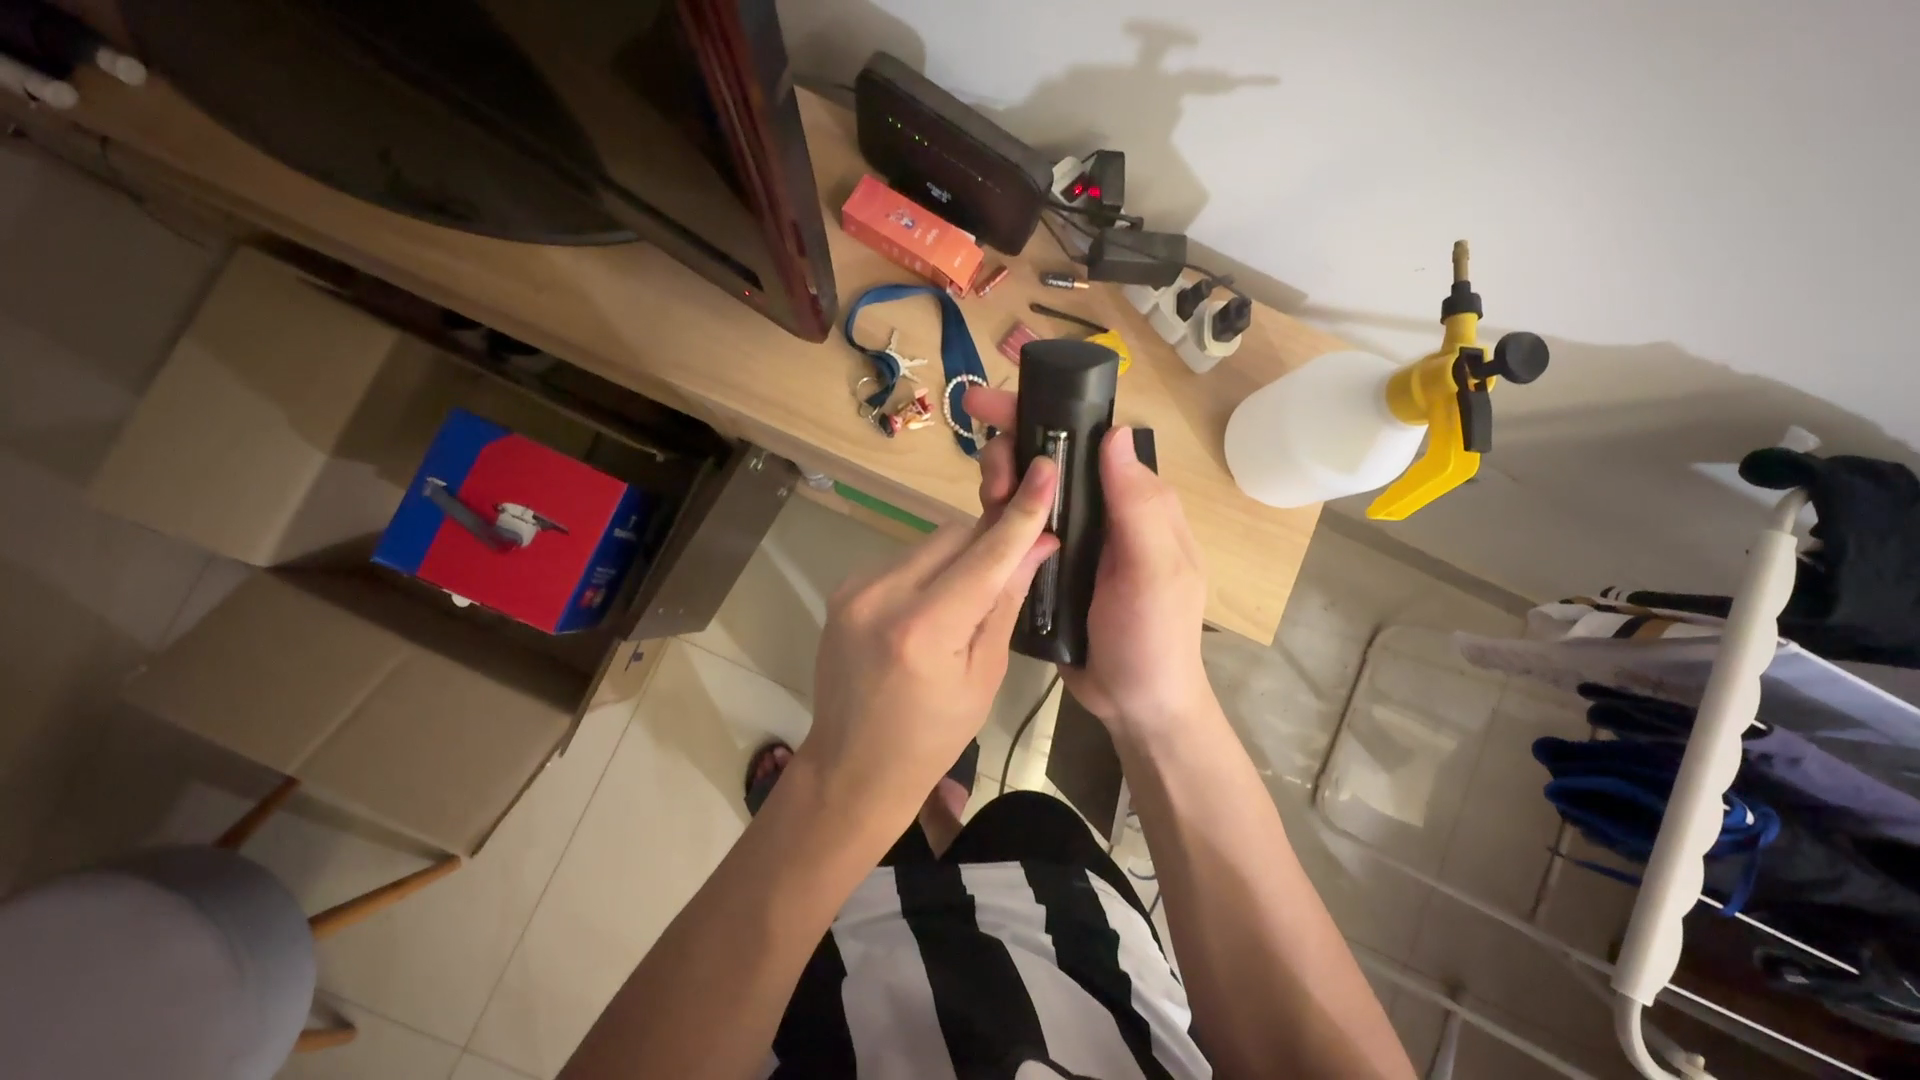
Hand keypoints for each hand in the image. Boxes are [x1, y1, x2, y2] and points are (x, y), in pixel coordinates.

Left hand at [801, 455, 1059, 818]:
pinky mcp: (844, 589)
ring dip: (959, 557)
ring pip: (928, 542)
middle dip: (989, 541)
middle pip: (954, 534)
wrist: (853, 766)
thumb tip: (1039, 543)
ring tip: (967, 601)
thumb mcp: (984, 677)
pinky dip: (929, 571)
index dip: (1021, 513)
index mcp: (924, 629)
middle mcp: (882, 595)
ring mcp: (855, 588)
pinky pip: (903, 559)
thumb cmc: (932, 737)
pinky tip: (933, 608)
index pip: (985, 554)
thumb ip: (1006, 602)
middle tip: (1013, 567)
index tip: (1047, 469)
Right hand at [964, 385, 1210, 739]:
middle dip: (1013, 445)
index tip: (996, 400)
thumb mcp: (1155, 571)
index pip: (1090, 440)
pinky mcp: (1049, 568)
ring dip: (1001, 481)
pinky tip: (980, 522)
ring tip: (983, 494)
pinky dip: (996, 519)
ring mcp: (1074, 541)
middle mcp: (1103, 513)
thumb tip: (1115, 432)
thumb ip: (1138, 506)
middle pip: (1052, 461)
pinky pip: (1018, 532)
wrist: (1135, 706)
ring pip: (1029, 493)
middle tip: (984, 462)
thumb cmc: (1153, 639)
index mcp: (1134, 504)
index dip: (1045, 412)